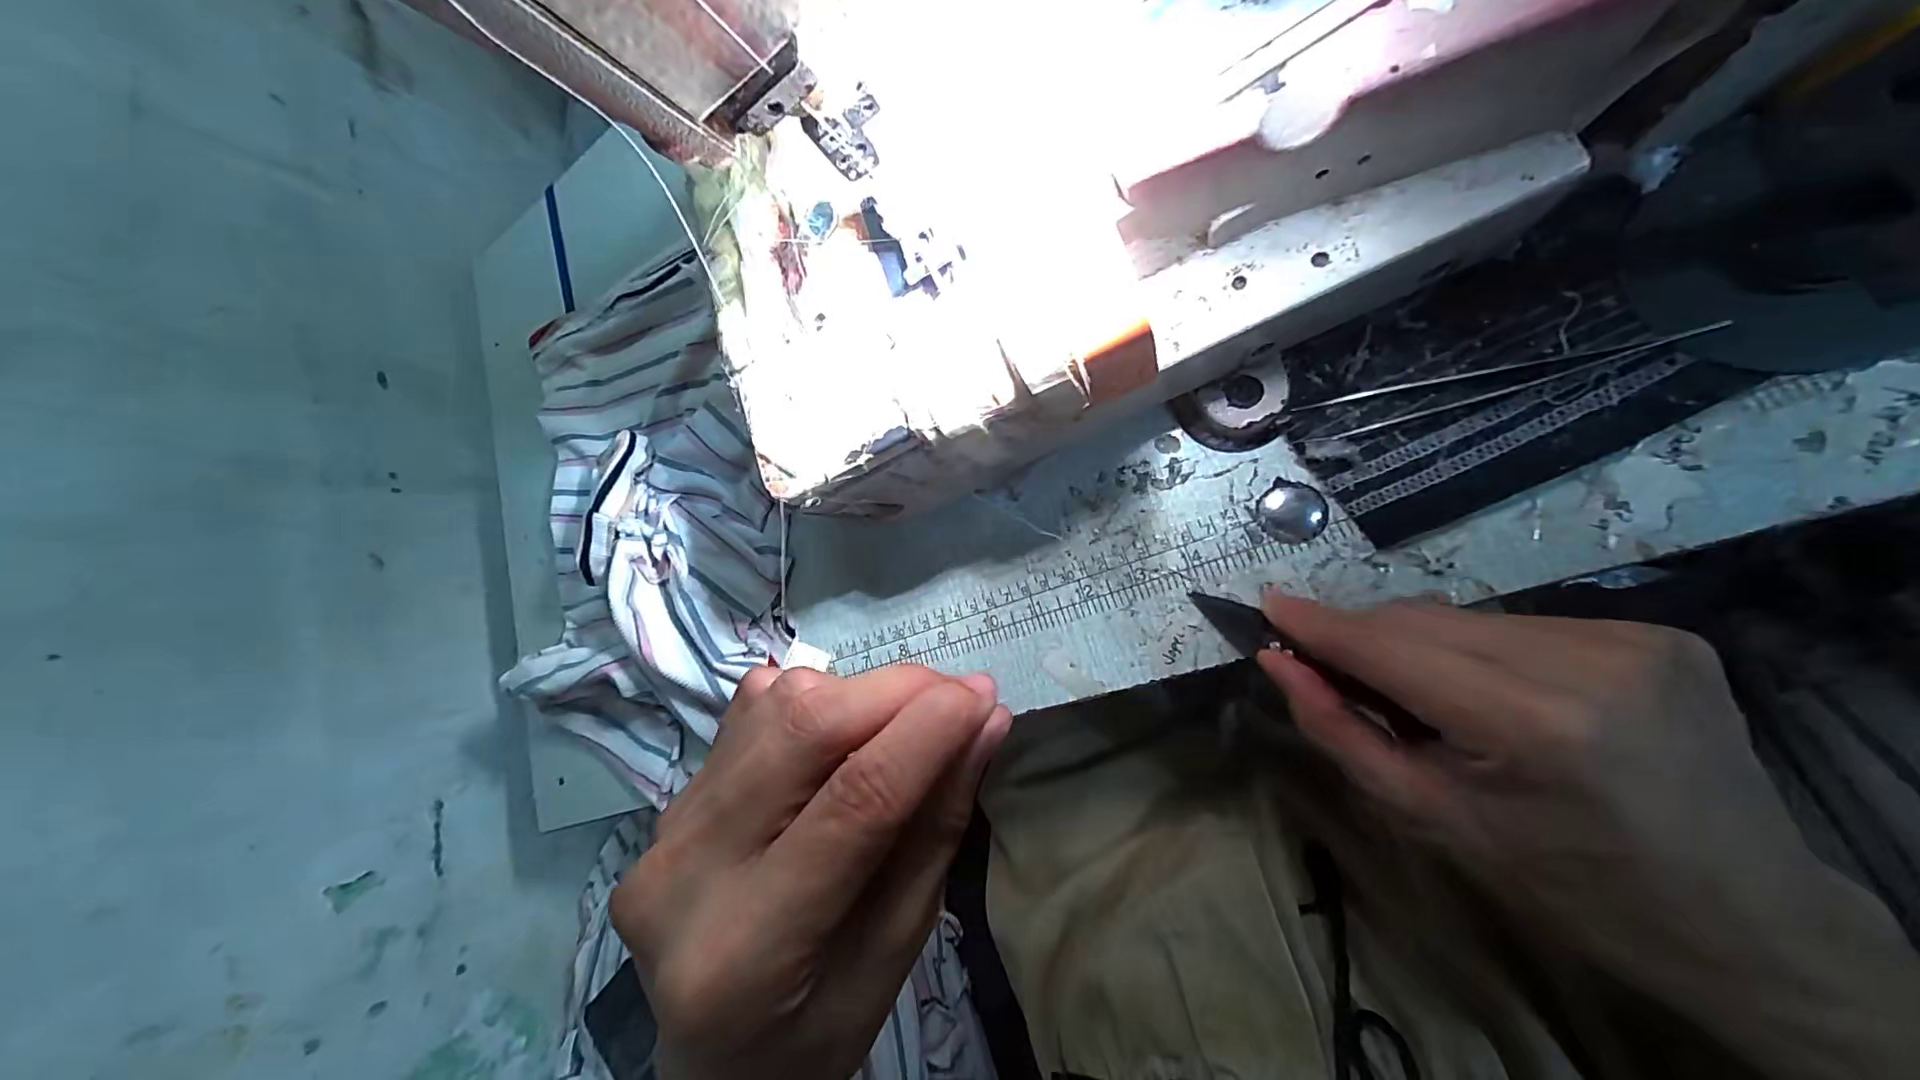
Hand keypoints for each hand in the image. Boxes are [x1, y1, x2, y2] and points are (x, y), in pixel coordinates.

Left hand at [610, 664, 1010, 1079]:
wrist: (712, 1059)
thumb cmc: (818, 1028)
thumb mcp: (896, 950)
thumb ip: (937, 829)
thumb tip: (984, 725)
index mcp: (748, 946)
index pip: (855, 802)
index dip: (927, 734)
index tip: (983, 696)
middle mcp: (686, 870)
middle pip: (803, 730)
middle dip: (894, 693)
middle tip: (954, 696)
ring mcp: (667, 826)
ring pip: (774, 706)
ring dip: (858, 691)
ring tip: (906, 715)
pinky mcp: (667, 799)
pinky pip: (749, 712)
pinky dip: (814, 700)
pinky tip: (843, 729)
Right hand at [1257, 592, 1919, 1079]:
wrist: (1744, 922)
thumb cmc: (1560, 884)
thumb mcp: (1428, 816)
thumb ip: (1340, 729)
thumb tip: (1278, 661)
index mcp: (1532, 722)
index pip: (1391, 647)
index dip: (1321, 624)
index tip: (1266, 603)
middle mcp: (1588, 660)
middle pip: (1423, 621)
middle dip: (1363, 637)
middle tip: (1325, 665)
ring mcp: (1633, 637)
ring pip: (1465, 617)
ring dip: (1418, 644)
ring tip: (1421, 696)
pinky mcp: (1657, 632)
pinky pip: (1517, 624)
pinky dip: (1476, 648)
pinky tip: (1490, 692)